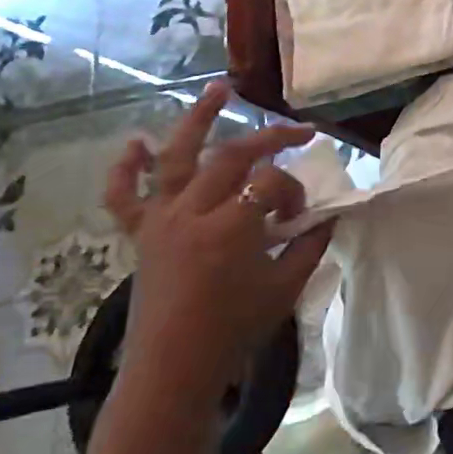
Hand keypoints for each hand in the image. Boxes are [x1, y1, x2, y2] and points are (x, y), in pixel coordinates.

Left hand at [102, 81, 332, 403]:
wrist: (175, 364)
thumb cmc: (236, 328)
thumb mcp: (287, 286)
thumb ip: (310, 245)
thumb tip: (327, 217)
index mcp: (229, 229)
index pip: (271, 185)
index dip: (296, 193)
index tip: (303, 218)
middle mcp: (189, 214)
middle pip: (231, 157)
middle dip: (270, 138)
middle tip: (301, 131)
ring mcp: (160, 220)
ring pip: (176, 157)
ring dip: (197, 119)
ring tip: (218, 89)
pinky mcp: (141, 234)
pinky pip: (124, 195)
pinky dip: (127, 168)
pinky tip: (138, 144)